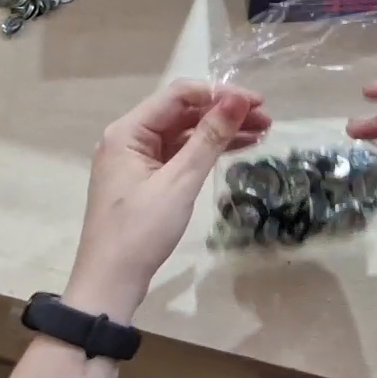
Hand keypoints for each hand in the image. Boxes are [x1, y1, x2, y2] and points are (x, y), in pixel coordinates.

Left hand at [67, 80, 270, 319]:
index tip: (257, 103)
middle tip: (266, 119)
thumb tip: (237, 100)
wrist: (110, 283)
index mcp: (128, 131)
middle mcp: (129, 137)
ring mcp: (136, 159)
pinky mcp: (145, 180)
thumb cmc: (141, 231)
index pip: (179, 95)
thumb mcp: (179, 182)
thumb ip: (209, 138)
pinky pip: (180, 154)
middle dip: (224, 112)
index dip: (219, 94)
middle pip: (182, 112)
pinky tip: (237, 149)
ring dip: (220, 131)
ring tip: (262, 132)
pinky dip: (207, 151)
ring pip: (184, 133)